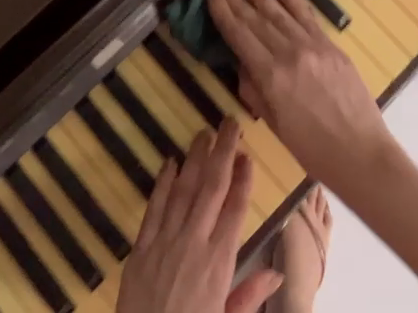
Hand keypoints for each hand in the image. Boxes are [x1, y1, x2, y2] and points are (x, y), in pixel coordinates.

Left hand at [115, 119, 282, 312]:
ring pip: (183, 190)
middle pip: (211, 189)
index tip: (248, 155)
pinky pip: (154, 207)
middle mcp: (193, 243)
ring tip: (204, 133)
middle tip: (229, 123)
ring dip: (195, 159)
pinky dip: (162, 183)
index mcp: (219, 262)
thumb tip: (277, 273)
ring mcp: (164, 241)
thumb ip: (249, 294)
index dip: (243, 180)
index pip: (235, 210)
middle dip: (222, 153)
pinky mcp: (140, 247)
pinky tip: (170, 162)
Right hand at [208, 0, 400, 193]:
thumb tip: (243, 63)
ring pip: (281, 15)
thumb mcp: (274, 124)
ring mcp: (314, 48)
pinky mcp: (332, 48)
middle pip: (258, 21)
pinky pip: (308, 18)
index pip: (240, 37)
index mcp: (271, 76)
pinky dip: (294, 1)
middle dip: (237, 1)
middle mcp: (290, 54)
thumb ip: (254, 90)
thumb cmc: (312, 150)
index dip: (224, 14)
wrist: (362, 154)